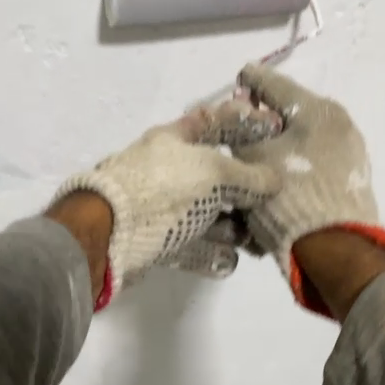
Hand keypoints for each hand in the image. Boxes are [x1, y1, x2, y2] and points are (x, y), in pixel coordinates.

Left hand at [51, 99, 283, 304]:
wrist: (108, 233)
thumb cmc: (163, 188)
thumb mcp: (213, 171)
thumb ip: (248, 175)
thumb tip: (274, 180)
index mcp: (175, 141)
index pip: (214, 123)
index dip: (244, 122)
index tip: (275, 130)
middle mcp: (167, 171)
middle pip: (215, 177)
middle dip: (246, 192)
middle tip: (275, 205)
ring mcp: (159, 207)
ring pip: (206, 215)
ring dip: (232, 228)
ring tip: (256, 242)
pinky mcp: (154, 241)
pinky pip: (190, 246)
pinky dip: (209, 253)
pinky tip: (228, 261)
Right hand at [231, 63, 384, 315]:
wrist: (334, 250)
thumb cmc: (289, 194)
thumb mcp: (250, 158)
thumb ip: (240, 133)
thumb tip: (242, 120)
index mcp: (318, 110)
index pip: (276, 85)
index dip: (252, 81)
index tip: (239, 78)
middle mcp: (340, 125)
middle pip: (292, 114)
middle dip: (264, 120)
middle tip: (239, 125)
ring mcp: (349, 155)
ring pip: (302, 142)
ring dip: (277, 148)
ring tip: (252, 160)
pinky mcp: (351, 182)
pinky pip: (312, 165)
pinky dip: (291, 167)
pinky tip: (271, 182)